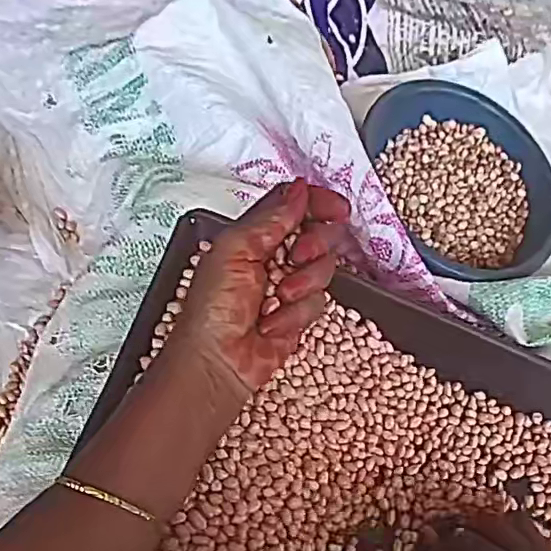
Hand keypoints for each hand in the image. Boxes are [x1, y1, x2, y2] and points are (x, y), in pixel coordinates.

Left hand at [167, 180, 350, 398]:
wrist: (218, 360)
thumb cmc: (213, 309)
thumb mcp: (235, 249)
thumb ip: (271, 219)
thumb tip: (298, 190)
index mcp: (255, 236)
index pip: (294, 207)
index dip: (318, 203)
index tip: (337, 208)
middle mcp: (275, 259)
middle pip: (318, 235)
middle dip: (315, 244)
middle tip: (298, 257)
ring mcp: (290, 288)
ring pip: (323, 270)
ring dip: (303, 283)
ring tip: (278, 297)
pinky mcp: (299, 316)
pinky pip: (318, 303)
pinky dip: (296, 314)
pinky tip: (273, 323)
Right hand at [427, 509, 550, 550]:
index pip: (466, 543)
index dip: (442, 542)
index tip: (427, 542)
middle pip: (490, 523)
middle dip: (463, 527)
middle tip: (445, 535)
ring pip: (516, 522)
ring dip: (492, 524)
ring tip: (473, 536)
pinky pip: (534, 535)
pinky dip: (515, 534)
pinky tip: (504, 550)